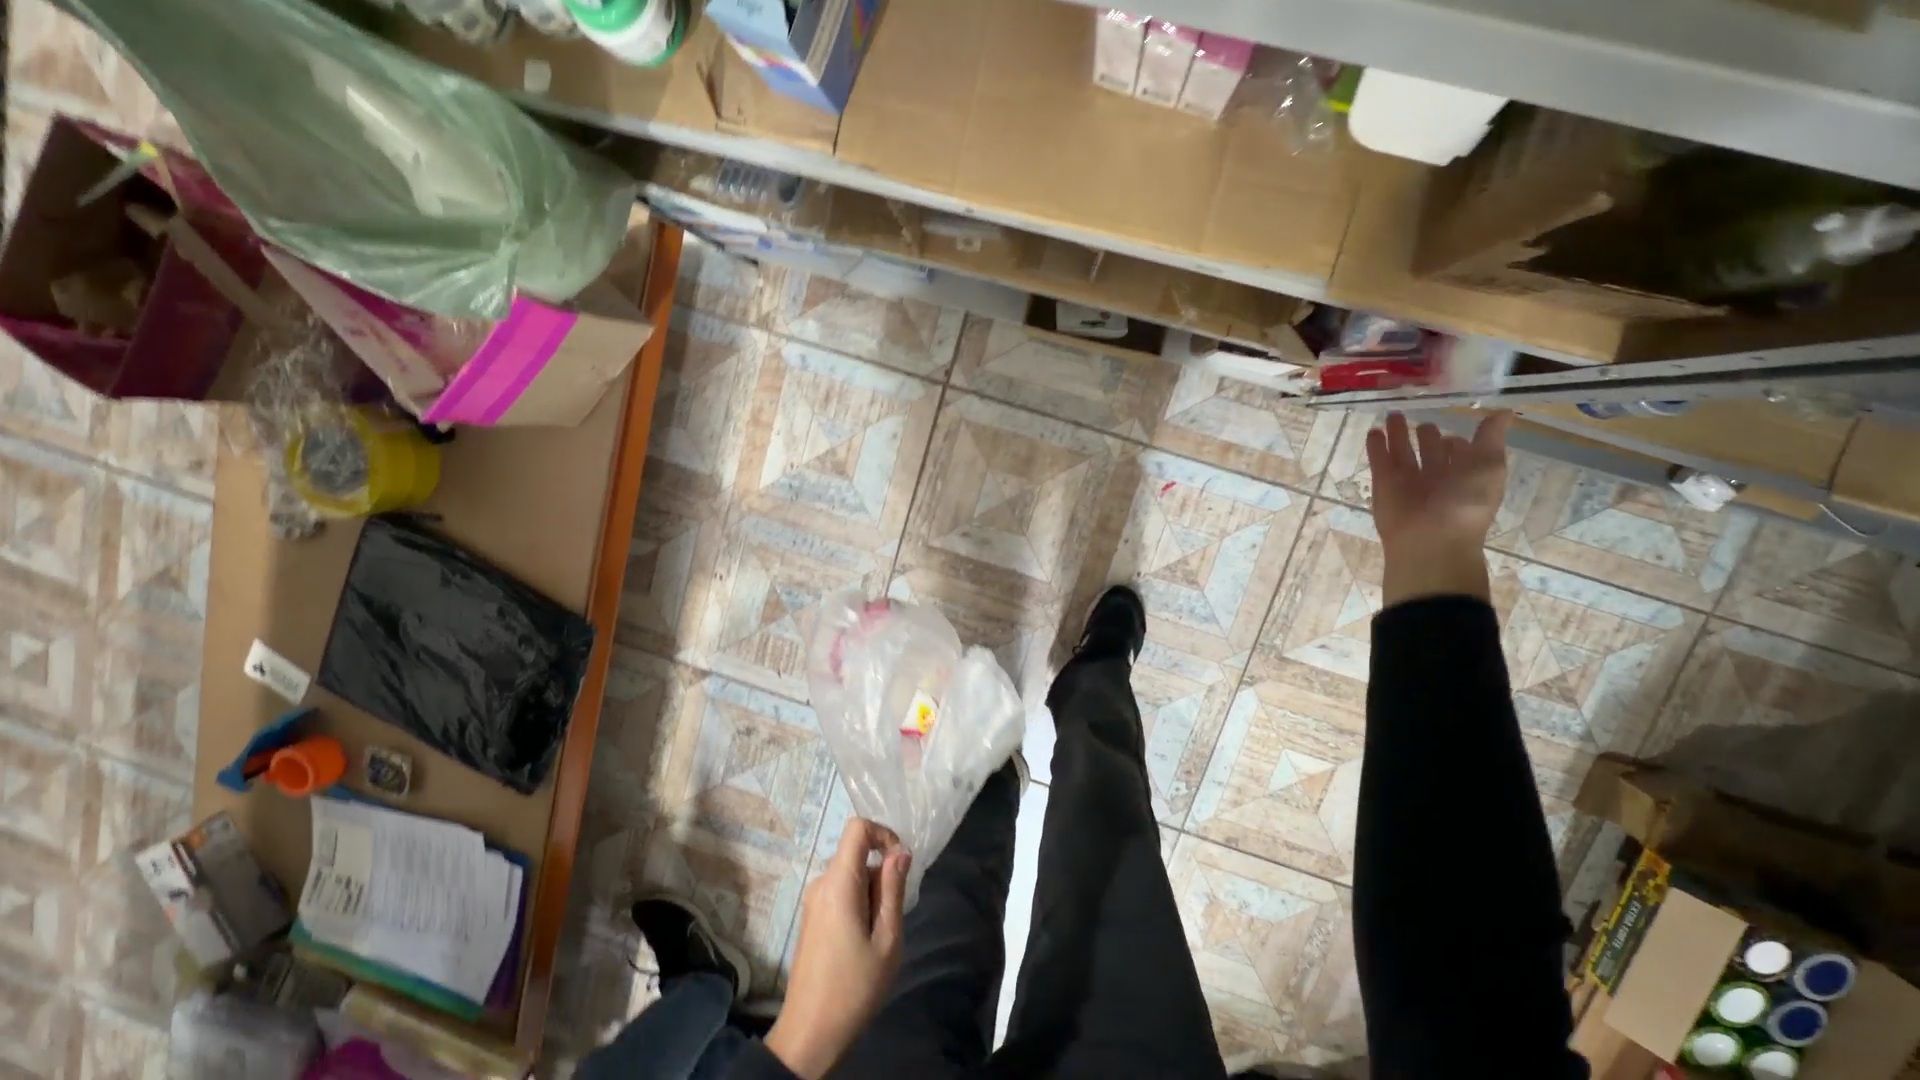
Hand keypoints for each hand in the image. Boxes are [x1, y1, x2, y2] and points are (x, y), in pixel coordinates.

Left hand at [765, 818, 910, 1078]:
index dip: (884, 834)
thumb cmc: (855, 987)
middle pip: (857, 855)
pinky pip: (841, 893)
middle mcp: (821, 884)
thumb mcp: (887, 939)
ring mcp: (813, 901)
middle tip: (893, 918)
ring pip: (851, 876)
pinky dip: (859, 905)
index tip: (902, 865)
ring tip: (880, 936)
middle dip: (882, 875)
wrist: (810, 1032)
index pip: (858, 828)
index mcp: (838, 884)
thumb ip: (893, 890)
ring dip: (872, 894)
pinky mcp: (812, 918)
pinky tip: (865, 942)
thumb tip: (901, 852)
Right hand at [1366, 411, 1510, 605]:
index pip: (1459, 451)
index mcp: (1464, 474)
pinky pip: (1379, 461)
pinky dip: (1376, 446)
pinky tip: (1374, 431)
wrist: (1431, 539)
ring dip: (1397, 434)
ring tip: (1392, 414)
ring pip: (1402, 451)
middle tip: (1421, 420)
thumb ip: (1491, 438)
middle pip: (1428, 450)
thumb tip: (1504, 411)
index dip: (1457, 440)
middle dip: (1425, 435)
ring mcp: (1408, 480)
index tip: (1453, 424)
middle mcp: (1436, 476)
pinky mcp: (1383, 484)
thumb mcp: (1489, 466)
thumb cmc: (1467, 503)